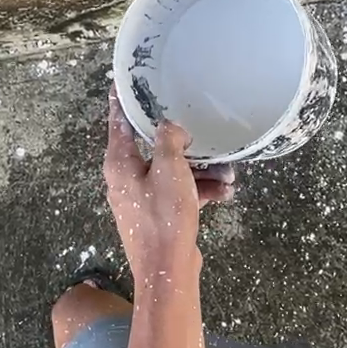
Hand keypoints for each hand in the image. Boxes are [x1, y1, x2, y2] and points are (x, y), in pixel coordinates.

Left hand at [103, 88, 232, 290]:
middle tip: (199, 124)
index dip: (122, 97)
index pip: (118, 120)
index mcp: (119, 162)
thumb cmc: (163, 216)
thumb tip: (169, 127)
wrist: (168, 271)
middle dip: (183, 139)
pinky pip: (181, 192)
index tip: (124, 76)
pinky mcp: (160, 215)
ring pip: (172, 170)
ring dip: (200, 168)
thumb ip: (168, 138)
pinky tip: (227, 191)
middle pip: (152, 145)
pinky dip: (201, 189)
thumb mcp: (169, 168)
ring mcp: (143, 198)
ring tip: (229, 171)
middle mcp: (127, 177)